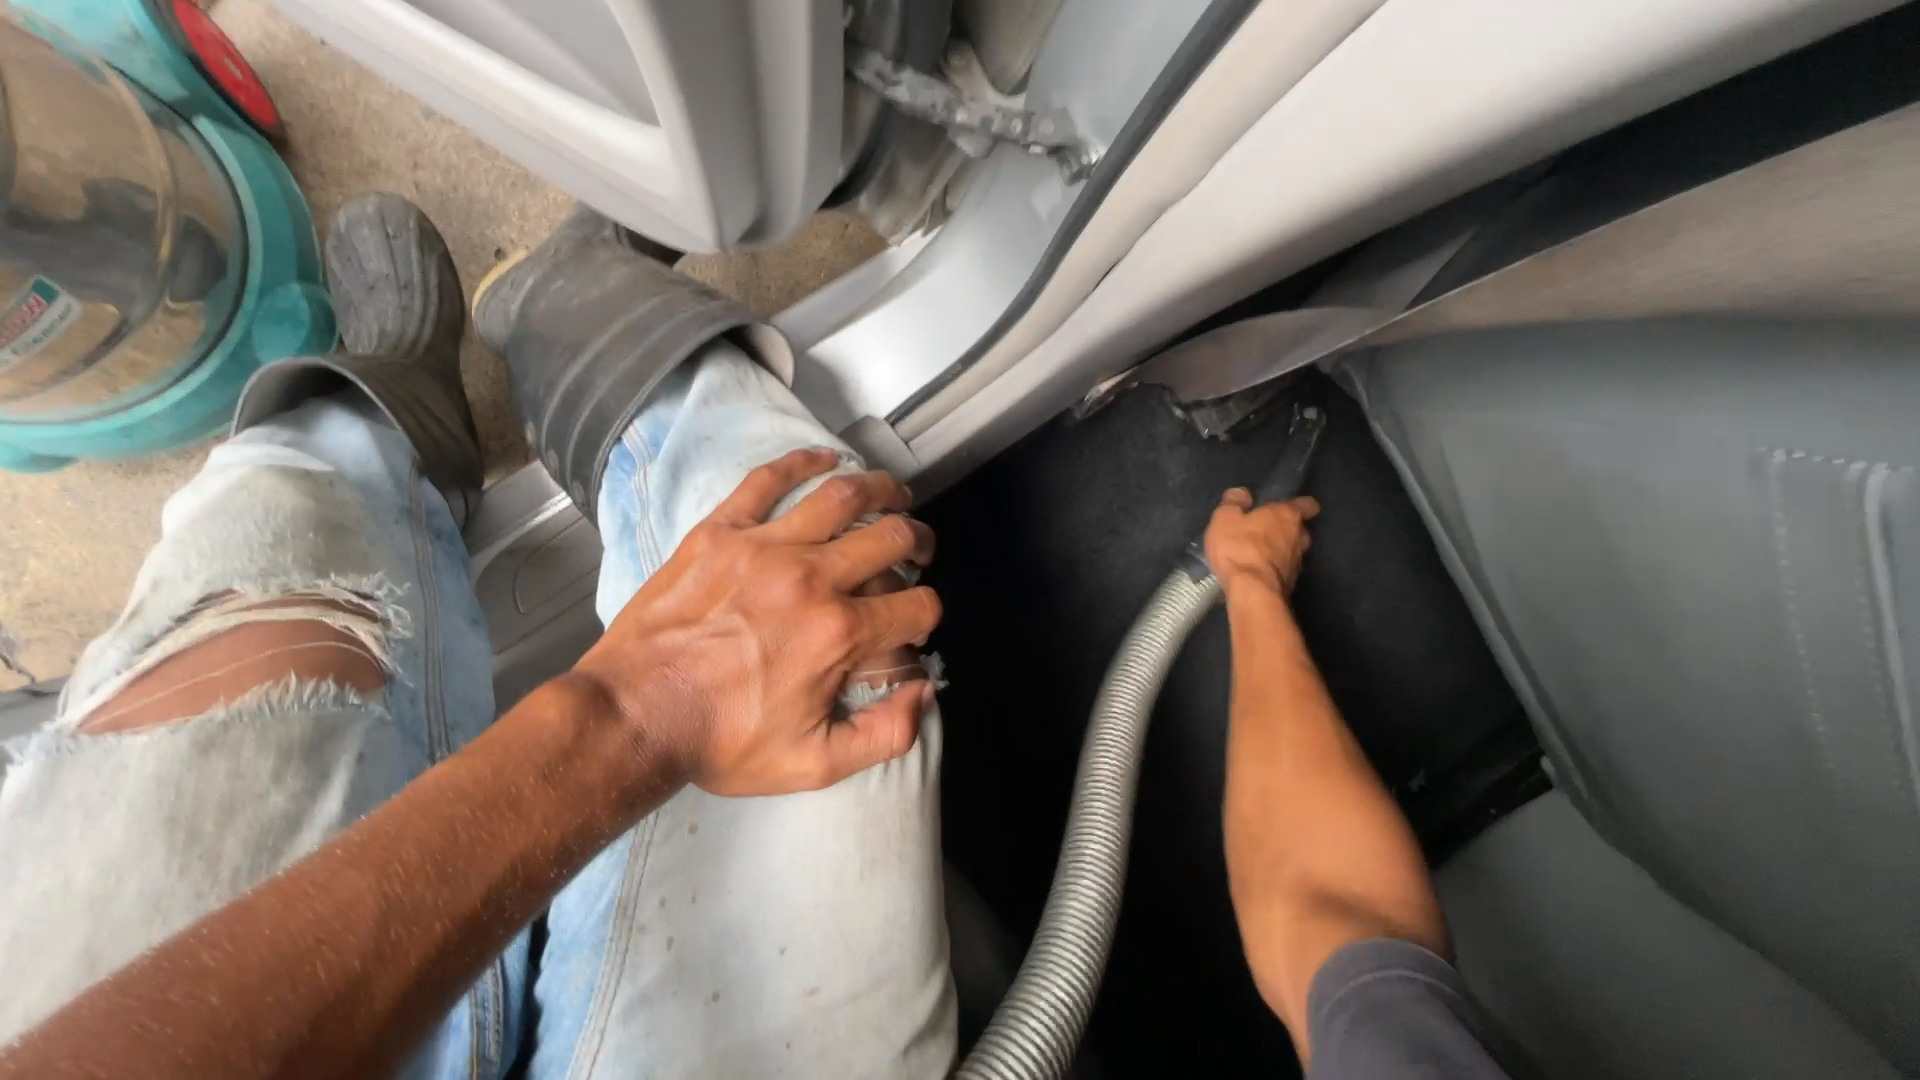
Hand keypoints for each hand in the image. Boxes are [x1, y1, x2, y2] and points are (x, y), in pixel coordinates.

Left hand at [574, 447, 941, 796]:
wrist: (633, 715)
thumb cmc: (721, 742)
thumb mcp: (813, 763)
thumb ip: (884, 734)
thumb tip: (924, 692)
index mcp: (838, 633)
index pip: (917, 606)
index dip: (927, 614)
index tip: (913, 623)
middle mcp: (811, 578)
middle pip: (892, 538)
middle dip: (920, 542)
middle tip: (919, 550)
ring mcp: (764, 546)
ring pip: (842, 496)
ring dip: (882, 490)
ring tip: (895, 495)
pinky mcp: (721, 530)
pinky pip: (769, 480)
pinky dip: (804, 461)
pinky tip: (826, 458)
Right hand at [1204, 489, 1320, 597]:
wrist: (1252, 592)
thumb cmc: (1239, 548)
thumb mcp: (1225, 519)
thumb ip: (1233, 503)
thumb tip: (1242, 494)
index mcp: (1287, 515)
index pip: (1307, 505)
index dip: (1300, 504)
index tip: (1290, 506)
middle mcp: (1299, 537)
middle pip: (1300, 529)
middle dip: (1287, 529)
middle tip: (1267, 531)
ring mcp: (1298, 563)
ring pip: (1293, 551)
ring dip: (1281, 551)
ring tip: (1260, 555)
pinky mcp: (1291, 584)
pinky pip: (1284, 570)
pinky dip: (1274, 569)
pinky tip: (1258, 572)